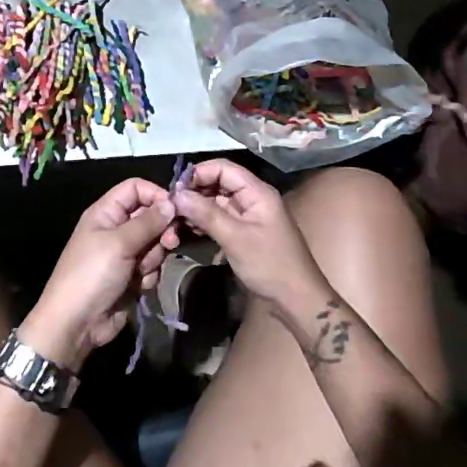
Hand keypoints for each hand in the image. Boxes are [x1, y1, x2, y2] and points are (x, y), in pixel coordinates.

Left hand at [22, 179, 178, 367]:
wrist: (76, 323)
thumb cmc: (92, 274)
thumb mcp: (119, 243)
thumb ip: (147, 222)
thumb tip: (172, 202)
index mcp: (105, 212)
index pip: (135, 188)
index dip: (156, 195)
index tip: (176, 209)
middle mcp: (115, 228)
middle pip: (150, 216)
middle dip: (161, 230)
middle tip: (170, 242)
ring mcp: (123, 253)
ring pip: (154, 243)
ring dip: (153, 257)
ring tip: (141, 271)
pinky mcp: (131, 276)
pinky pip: (151, 266)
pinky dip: (148, 275)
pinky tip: (138, 287)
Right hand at [170, 159, 330, 311]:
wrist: (296, 298)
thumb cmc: (269, 264)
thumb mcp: (235, 238)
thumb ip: (206, 213)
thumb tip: (176, 195)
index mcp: (257, 192)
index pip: (223, 168)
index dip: (198, 173)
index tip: (174, 190)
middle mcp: (252, 198)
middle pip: (219, 182)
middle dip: (194, 191)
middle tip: (171, 207)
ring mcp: (248, 215)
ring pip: (216, 201)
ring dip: (197, 208)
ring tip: (175, 220)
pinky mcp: (244, 231)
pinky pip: (220, 217)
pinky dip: (204, 221)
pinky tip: (187, 230)